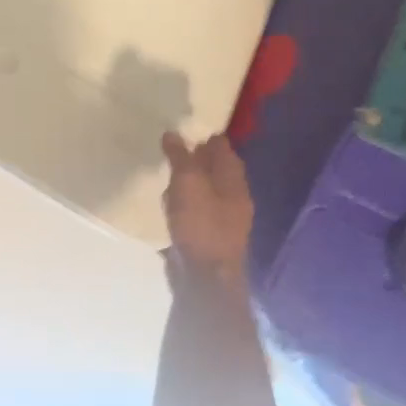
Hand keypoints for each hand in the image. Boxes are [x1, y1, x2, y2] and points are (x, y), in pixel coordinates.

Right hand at [160, 133, 253, 282]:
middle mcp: (235, 199)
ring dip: (193, 179)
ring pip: (209, 190)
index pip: (225, 151)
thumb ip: (181, 157)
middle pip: (219, 170)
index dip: (209, 137)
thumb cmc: (200, 225)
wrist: (206, 279)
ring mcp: (224, 220)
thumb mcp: (188, 184)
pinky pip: (199, 208)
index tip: (188, 126)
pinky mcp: (210, 235)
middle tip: (175, 145)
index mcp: (234, 184)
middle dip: (200, 157)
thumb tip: (173, 133)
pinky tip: (172, 201)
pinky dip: (187, 199)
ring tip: (170, 170)